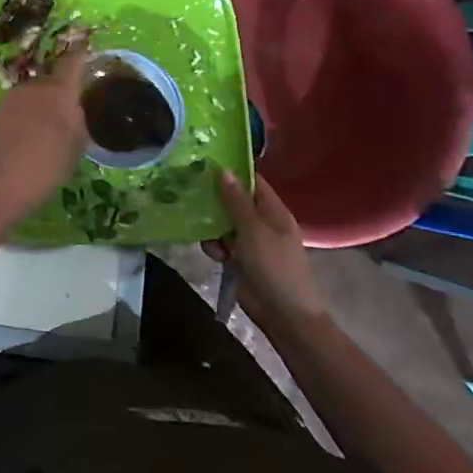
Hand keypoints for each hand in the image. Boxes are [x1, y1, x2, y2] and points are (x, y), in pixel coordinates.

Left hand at [0, 44, 90, 208]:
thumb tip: (72, 105)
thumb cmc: (52, 160)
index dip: (80, 52)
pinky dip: (27, 111)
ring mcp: (12, 97)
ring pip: (33, 91)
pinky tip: (30, 130)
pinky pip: (19, 104)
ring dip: (41, 100)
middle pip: (51, 78)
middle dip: (60, 86)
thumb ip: (77, 114)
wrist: (8, 177)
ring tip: (49, 121)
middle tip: (69, 103)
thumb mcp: (78, 139)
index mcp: (59, 89)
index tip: (86, 45)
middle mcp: (34, 86)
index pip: (72, 61)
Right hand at [205, 171, 325, 325]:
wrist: (281, 310)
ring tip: (209, 237)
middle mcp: (261, 222)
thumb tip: (224, 170)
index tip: (205, 162)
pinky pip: (219, 242)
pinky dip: (214, 246)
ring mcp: (250, 241)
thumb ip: (236, 200)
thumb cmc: (273, 265)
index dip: (234, 172)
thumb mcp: (253, 229)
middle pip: (233, 201)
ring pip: (221, 222)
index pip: (254, 183)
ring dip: (212, 228)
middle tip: (191, 193)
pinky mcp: (238, 257)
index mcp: (273, 212)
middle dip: (215, 200)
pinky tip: (215, 256)